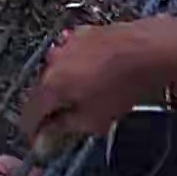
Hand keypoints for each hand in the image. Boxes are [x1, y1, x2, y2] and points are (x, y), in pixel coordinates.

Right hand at [21, 24, 169, 148]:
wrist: (147, 49)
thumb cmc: (120, 88)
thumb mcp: (92, 119)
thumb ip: (63, 129)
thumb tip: (42, 142)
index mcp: (50, 85)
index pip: (29, 114)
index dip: (34, 132)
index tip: (43, 143)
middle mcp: (52, 61)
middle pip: (43, 90)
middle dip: (51, 108)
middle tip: (69, 122)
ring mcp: (67, 43)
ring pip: (58, 71)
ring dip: (65, 86)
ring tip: (87, 96)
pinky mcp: (83, 32)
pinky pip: (72, 55)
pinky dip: (77, 67)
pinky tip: (96, 74)